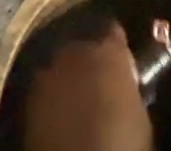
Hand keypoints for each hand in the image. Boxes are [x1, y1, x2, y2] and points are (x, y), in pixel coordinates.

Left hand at [21, 18, 150, 150]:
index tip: (124, 59)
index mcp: (108, 51)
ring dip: (71, 74)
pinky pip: (46, 85)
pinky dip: (54, 93)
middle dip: (92, 58)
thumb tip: (125, 86)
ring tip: (79, 97)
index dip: (119, 44)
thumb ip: (128, 88)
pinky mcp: (30, 94)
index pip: (114, 32)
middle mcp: (75, 50)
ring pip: (63, 64)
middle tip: (101, 82)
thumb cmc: (121, 141)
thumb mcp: (140, 115)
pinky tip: (61, 111)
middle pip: (85, 45)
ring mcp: (49, 70)